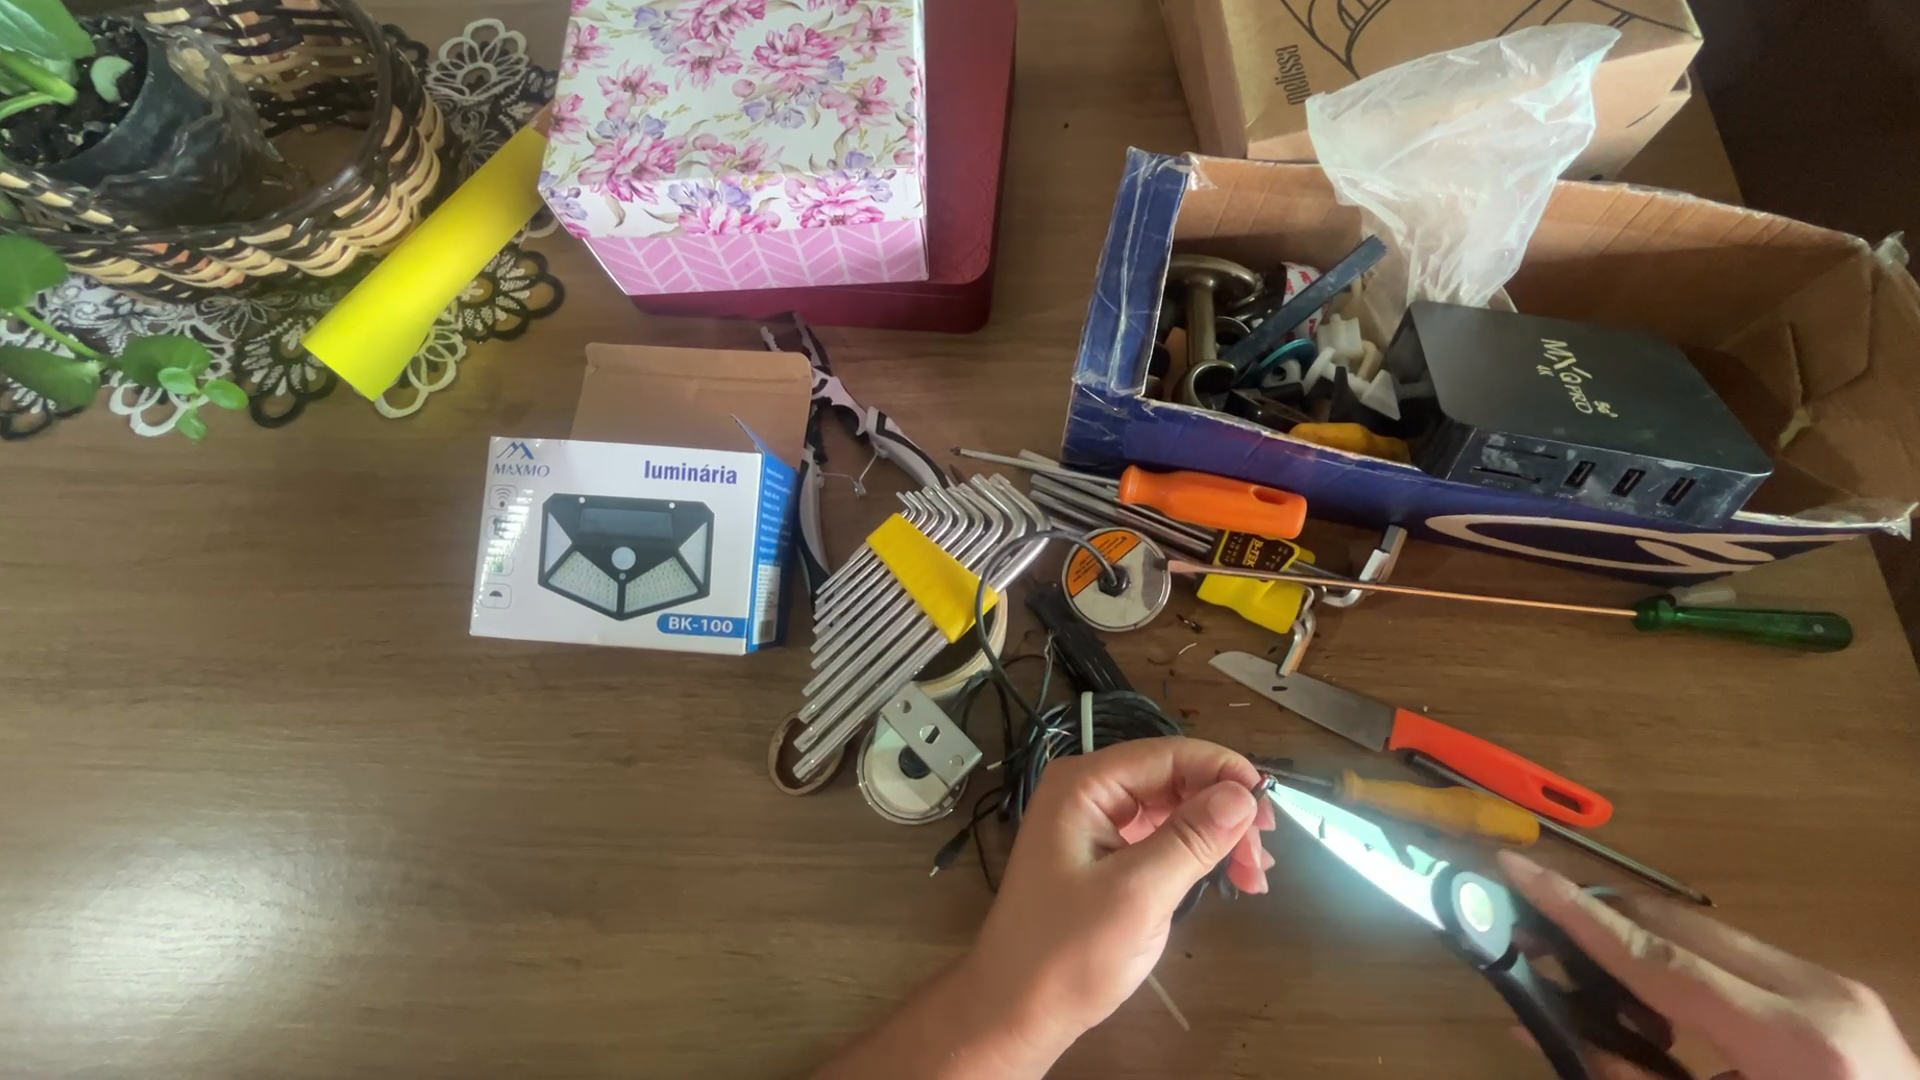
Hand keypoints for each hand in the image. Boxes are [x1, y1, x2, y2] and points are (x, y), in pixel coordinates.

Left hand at [960, 738, 1277, 1057]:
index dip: (1223, 771)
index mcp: (1085, 784)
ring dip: (1216, 833)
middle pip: (1172, 778)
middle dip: (1223, 809)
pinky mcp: (1103, 850)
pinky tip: (1228, 874)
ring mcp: (1094, 820)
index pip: (1167, 754)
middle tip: (1262, 857)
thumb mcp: (1138, 893)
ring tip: (1255, 875)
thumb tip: (1243, 795)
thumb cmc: (1068, 952)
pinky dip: (1195, 851)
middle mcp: (1088, 789)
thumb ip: (1191, 839)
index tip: (1269, 809)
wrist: (1016, 1006)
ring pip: (1171, 806)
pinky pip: (1159, 833)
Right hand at [1500, 851, 1919, 1079]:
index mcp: (1793, 1043)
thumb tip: (1531, 1025)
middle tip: (1532, 937)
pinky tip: (1664, 1017)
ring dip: (1632, 950)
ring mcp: (1832, 987)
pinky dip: (1678, 971)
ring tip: (1604, 997)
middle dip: (1590, 923)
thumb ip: (1628, 1074)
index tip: (1511, 865)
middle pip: (1665, 926)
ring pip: (1690, 932)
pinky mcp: (1836, 990)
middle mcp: (1816, 995)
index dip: (1571, 910)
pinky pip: (1726, 955)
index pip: (1651, 956)